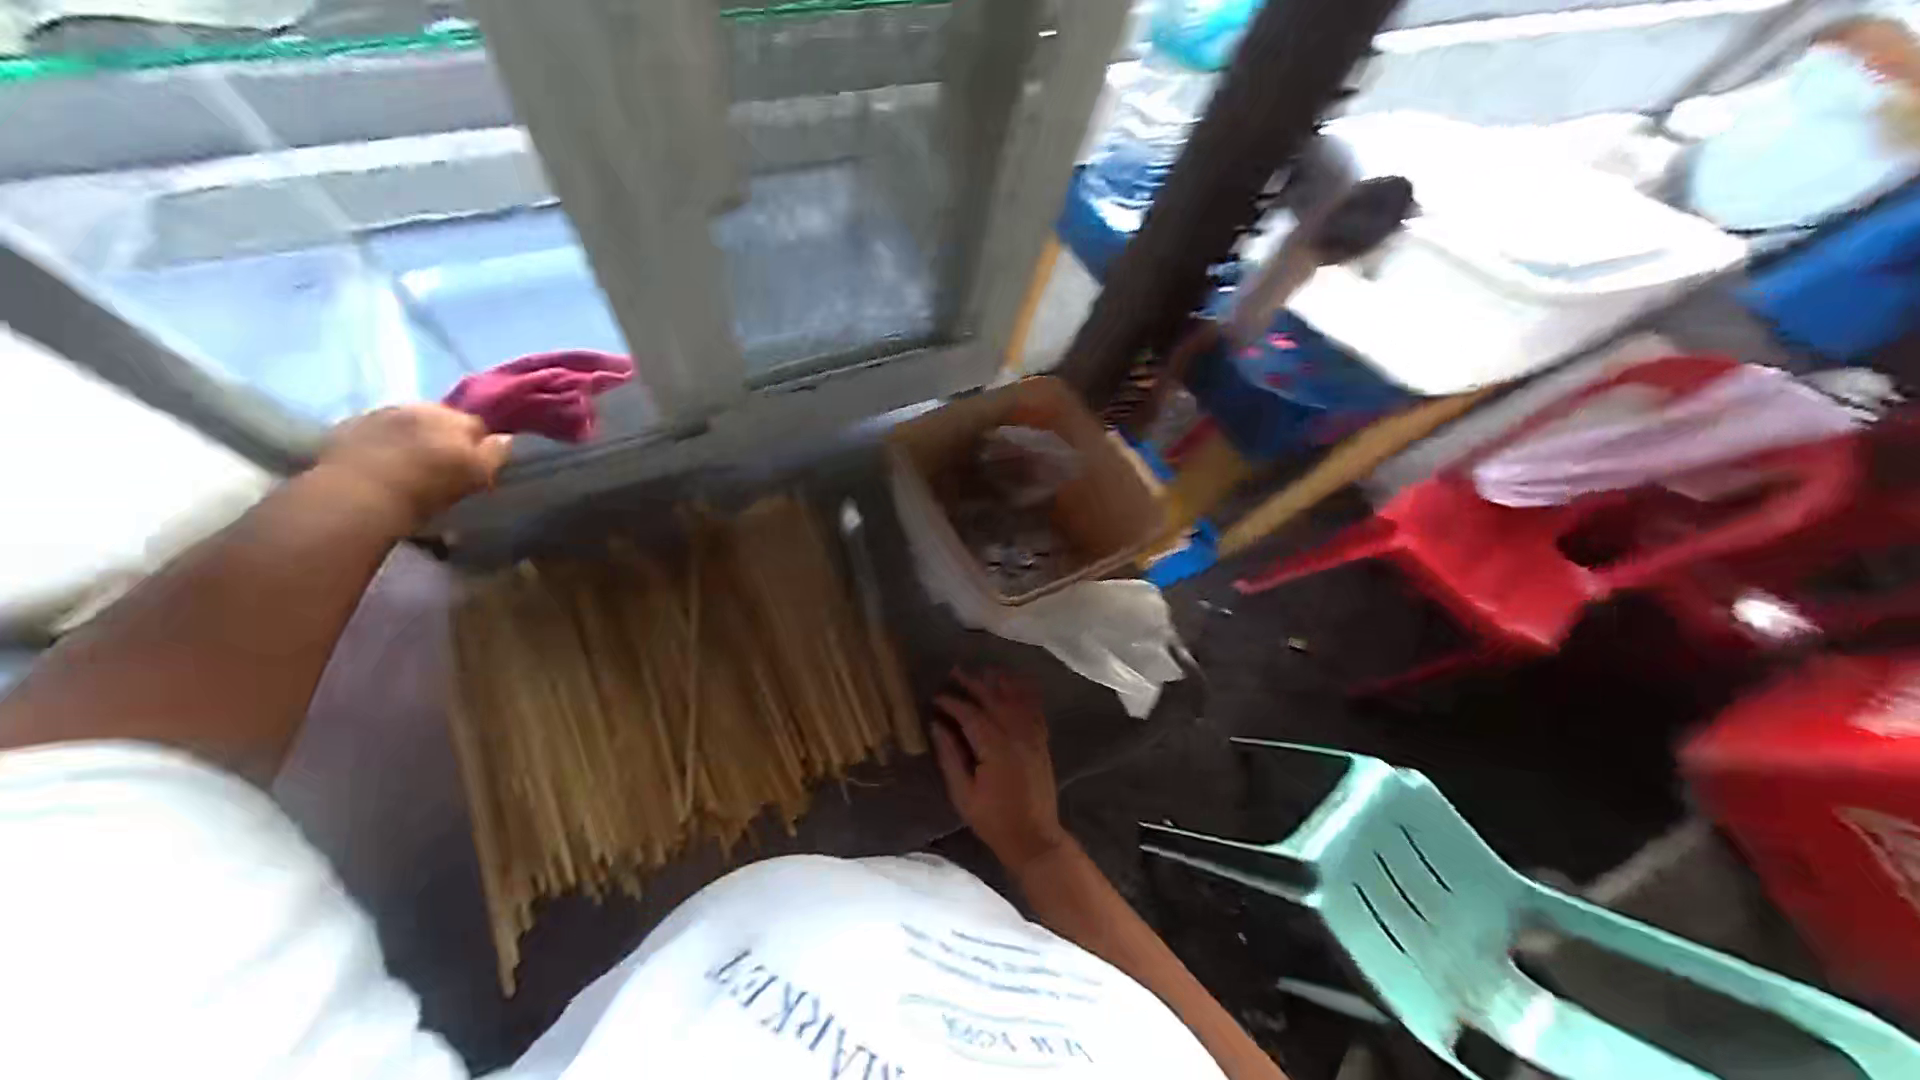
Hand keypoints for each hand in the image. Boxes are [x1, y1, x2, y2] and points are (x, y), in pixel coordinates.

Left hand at [315, 404, 511, 528]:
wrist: (356, 497)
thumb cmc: (426, 489)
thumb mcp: (476, 475)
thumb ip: (495, 453)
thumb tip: (506, 438)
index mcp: (454, 418)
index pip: (478, 425)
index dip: (480, 445)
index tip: (476, 466)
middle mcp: (418, 408)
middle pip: (441, 419)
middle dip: (444, 436)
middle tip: (442, 465)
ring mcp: (379, 415)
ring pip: (407, 422)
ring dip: (412, 437)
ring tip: (409, 463)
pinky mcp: (346, 428)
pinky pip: (375, 431)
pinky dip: (382, 442)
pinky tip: (380, 462)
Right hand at [932, 669, 1072, 870]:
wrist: (1034, 838)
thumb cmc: (994, 820)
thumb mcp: (963, 793)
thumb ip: (950, 756)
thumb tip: (937, 726)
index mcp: (995, 747)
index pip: (971, 714)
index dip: (952, 703)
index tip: (936, 697)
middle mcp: (1017, 735)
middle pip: (994, 699)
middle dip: (973, 683)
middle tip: (954, 672)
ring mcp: (1033, 737)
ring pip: (1016, 699)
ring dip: (1000, 682)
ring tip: (984, 670)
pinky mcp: (1042, 742)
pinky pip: (1035, 709)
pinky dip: (1026, 693)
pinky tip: (1017, 683)